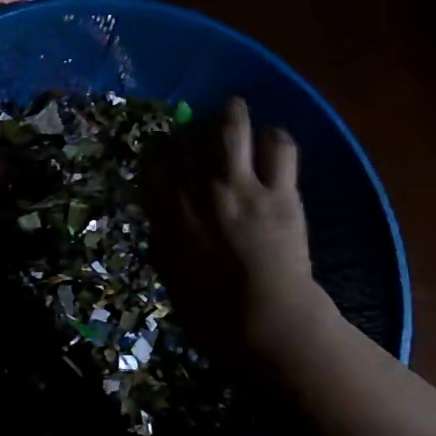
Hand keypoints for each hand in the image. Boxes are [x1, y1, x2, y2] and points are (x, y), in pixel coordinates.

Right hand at [146, 98, 328, 352]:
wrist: (265, 321)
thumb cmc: (210, 312)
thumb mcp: (169, 273)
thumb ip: (163, 236)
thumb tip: (162, 214)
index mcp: (169, 211)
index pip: (154, 158)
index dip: (160, 149)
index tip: (168, 154)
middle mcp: (201, 189)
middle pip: (189, 134)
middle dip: (193, 130)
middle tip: (203, 138)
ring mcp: (243, 186)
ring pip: (231, 124)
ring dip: (231, 113)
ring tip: (233, 113)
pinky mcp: (281, 191)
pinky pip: (279, 145)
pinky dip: (274, 137)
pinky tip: (271, 144)